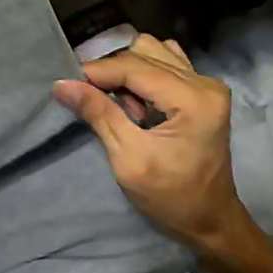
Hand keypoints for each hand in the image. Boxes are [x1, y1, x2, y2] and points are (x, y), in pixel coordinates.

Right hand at [53, 34, 259, 252]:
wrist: (210, 220)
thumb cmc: (170, 197)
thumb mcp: (129, 158)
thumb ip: (99, 114)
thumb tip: (62, 84)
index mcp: (194, 98)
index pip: (135, 67)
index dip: (97, 71)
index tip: (65, 82)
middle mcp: (205, 82)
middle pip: (145, 53)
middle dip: (111, 71)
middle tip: (88, 96)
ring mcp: (207, 84)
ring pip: (155, 53)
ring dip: (127, 71)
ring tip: (116, 101)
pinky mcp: (203, 91)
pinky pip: (167, 64)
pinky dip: (143, 75)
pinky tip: (134, 99)